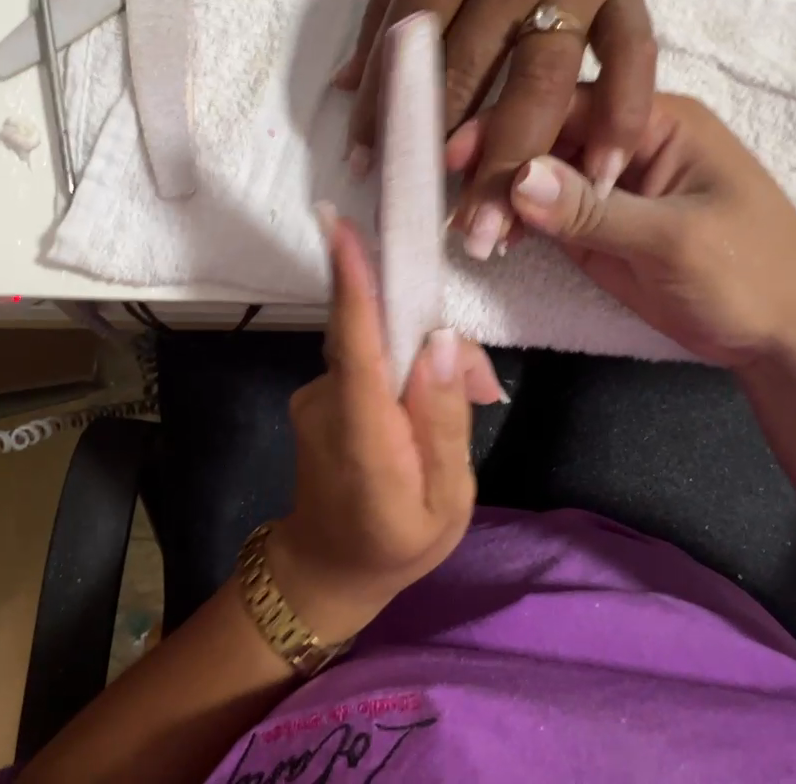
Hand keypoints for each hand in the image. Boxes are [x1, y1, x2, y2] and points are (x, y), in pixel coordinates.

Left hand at [264, 206, 504, 642]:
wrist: (323, 568)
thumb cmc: (394, 545)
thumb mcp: (447, 501)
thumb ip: (444, 420)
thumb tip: (443, 342)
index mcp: (363, 436)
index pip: (357, 346)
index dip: (352, 283)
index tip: (338, 227)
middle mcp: (326, 402)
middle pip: (378, 337)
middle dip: (432, 343)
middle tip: (482, 387)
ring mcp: (313, 396)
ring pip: (375, 349)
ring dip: (421, 363)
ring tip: (463, 403)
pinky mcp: (316, 395)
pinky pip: (364, 363)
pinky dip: (398, 374)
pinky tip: (422, 411)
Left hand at [339, 0, 700, 261]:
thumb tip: (353, 81)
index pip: (410, 40)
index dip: (384, 108)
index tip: (365, 166)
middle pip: (473, 76)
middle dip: (447, 156)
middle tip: (434, 227)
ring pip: (545, 84)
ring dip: (519, 161)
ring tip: (499, 231)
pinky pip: (632, 58)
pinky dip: (620, 114)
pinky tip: (604, 173)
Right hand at [466, 91, 795, 368]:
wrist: (784, 343)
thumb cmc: (752, 276)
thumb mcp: (675, 240)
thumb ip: (595, 209)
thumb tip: (516, 177)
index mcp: (656, 121)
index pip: (568, 106)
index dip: (511, 127)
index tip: (458, 156)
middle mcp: (624, 143)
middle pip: (544, 138)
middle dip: (496, 168)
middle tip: (451, 201)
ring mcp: (606, 187)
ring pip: (536, 178)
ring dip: (497, 200)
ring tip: (462, 229)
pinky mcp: (594, 227)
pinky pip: (542, 215)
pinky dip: (512, 225)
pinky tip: (487, 239)